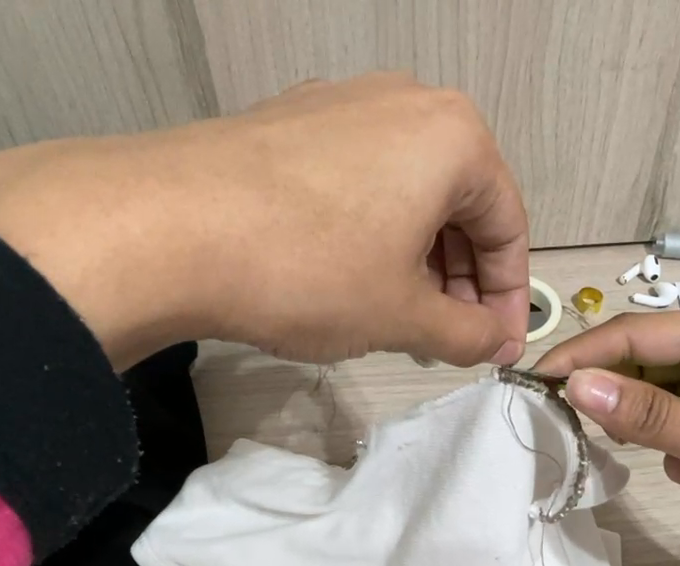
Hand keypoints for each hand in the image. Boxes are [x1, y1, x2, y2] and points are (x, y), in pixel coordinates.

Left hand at [0, 73, 529, 369]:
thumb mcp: (406, 316)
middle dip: (462, 281)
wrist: (169, 228)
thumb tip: (498, 344)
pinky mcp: (291, 123)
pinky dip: (373, 236)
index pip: (509, 228)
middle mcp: (405, 102)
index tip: (496, 349)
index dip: (510, 300)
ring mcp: (341, 104)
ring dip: (418, 263)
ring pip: (408, 195)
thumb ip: (469, 334)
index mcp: (454, 136)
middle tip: (449, 340)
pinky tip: (351, 283)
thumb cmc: (313, 271)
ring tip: (401, 320)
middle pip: (460, 206)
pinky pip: (360, 184)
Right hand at [534, 311, 679, 565]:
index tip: (531, 385)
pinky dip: (670, 447)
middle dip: (603, 388)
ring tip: (614, 450)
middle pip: (645, 359)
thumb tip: (577, 385)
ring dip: (636, 421)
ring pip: (661, 395)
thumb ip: (653, 416)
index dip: (581, 356)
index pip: (636, 333)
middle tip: (557, 423)